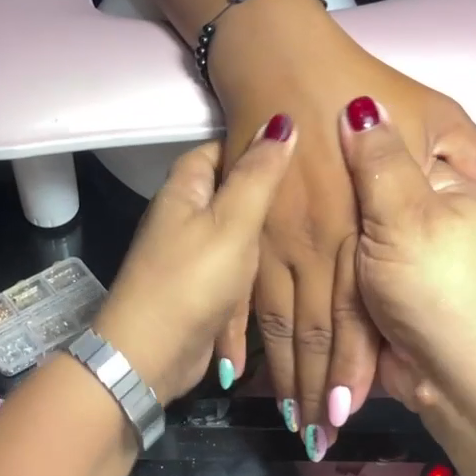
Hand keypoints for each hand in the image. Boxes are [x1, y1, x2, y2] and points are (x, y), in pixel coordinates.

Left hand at [93, 128, 295, 404]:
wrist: (151, 355)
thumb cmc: (192, 280)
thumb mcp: (233, 222)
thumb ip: (258, 174)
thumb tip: (281, 120)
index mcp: (185, 189)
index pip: (220, 148)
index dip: (256, 142)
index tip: (303, 143)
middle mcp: (184, 217)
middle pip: (231, 191)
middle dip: (270, 192)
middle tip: (323, 189)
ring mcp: (191, 255)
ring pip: (238, 235)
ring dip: (268, 238)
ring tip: (319, 230)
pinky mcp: (200, 290)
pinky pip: (236, 274)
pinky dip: (257, 276)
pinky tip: (290, 277)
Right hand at [205, 0, 475, 458]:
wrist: (290, 83)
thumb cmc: (373, 98)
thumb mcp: (444, 122)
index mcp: (387, 223)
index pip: (374, 305)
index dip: (364, 363)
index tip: (370, 411)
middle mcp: (339, 245)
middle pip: (325, 328)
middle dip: (321, 387)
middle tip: (316, 437)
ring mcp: (298, 247)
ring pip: (286, 323)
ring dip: (287, 376)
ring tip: (285, 419)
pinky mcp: (265, 243)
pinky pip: (250, 297)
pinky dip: (242, 338)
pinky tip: (234, 372)